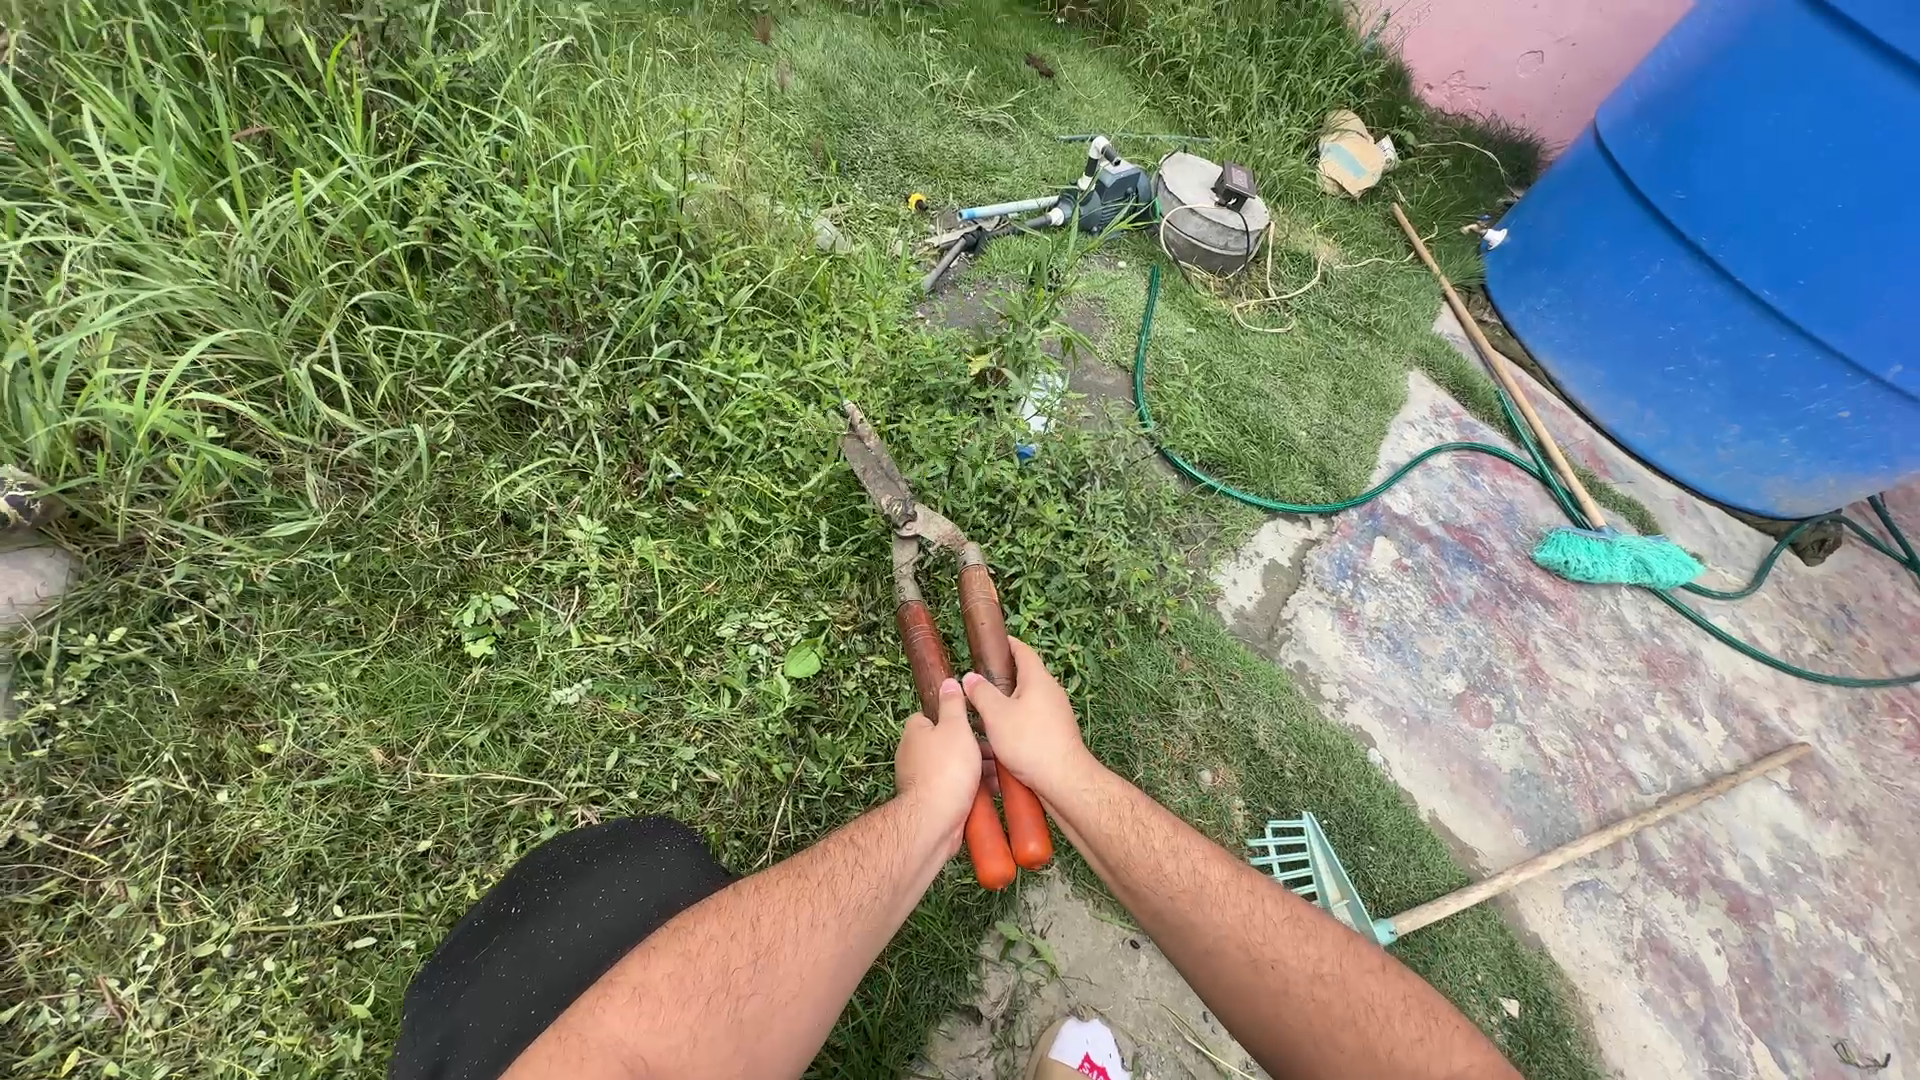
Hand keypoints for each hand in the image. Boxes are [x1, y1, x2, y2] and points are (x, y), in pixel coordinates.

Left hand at [895, 678, 984, 856]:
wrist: (936, 820)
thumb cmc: (946, 769)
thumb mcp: (955, 727)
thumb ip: (953, 704)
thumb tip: (948, 683)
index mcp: (915, 732)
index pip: (931, 715)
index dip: (953, 717)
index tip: (973, 720)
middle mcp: (913, 754)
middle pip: (946, 742)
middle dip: (971, 746)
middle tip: (993, 748)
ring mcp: (921, 779)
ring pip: (953, 766)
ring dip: (975, 768)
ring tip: (998, 771)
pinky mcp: (932, 801)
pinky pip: (954, 788)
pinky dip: (971, 788)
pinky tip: (991, 790)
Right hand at [962, 637, 1096, 801]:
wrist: (1064, 780)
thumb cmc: (1030, 743)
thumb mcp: (996, 715)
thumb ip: (981, 693)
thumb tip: (970, 678)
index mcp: (1038, 679)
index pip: (1023, 651)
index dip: (1007, 644)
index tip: (992, 641)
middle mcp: (1051, 691)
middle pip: (1025, 674)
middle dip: (1003, 675)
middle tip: (979, 679)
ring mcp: (1056, 712)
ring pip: (1028, 698)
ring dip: (1008, 700)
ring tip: (985, 707)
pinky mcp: (1056, 731)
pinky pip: (1033, 716)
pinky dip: (1017, 717)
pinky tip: (1002, 732)